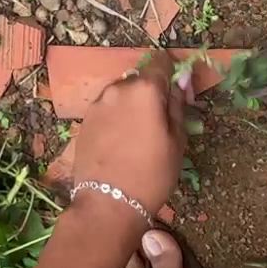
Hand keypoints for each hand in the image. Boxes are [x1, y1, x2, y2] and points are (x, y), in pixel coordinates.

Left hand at [69, 51, 185, 217]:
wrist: (107, 205)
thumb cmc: (152, 174)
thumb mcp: (177, 140)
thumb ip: (177, 104)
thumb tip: (181, 81)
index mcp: (145, 89)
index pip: (162, 62)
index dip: (173, 74)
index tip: (178, 95)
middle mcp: (118, 88)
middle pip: (140, 79)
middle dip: (152, 92)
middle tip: (160, 121)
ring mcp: (97, 104)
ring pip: (122, 93)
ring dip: (132, 104)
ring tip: (138, 136)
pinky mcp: (84, 120)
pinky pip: (107, 109)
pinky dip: (117, 117)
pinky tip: (121, 142)